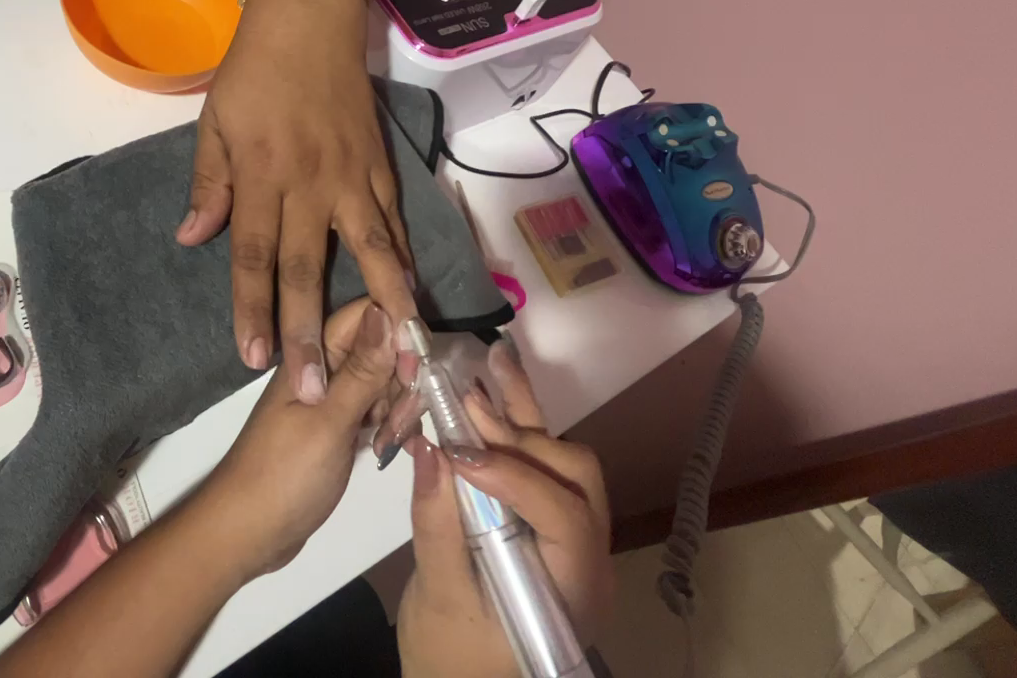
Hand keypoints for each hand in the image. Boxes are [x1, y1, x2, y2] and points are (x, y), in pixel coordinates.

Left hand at [178, 0, 415, 403]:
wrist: (310, 19)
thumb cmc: (253, 70)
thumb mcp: (214, 122)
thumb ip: (208, 184)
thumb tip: (192, 240)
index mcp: (260, 176)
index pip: (253, 256)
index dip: (251, 310)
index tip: (253, 360)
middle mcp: (308, 185)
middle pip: (306, 268)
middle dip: (307, 331)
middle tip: (314, 390)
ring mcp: (351, 177)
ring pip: (367, 250)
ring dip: (378, 305)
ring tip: (394, 354)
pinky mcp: (381, 165)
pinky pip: (392, 220)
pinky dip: (401, 258)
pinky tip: (410, 290)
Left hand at [193, 299, 405, 579]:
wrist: (246, 533)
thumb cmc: (284, 475)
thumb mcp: (329, 421)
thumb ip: (362, 369)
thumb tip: (384, 307)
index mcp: (313, 354)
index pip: (365, 314)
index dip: (398, 328)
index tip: (422, 362)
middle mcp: (322, 367)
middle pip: (379, 346)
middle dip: (401, 374)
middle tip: (403, 415)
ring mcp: (329, 398)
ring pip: (380, 380)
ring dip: (397, 403)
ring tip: (394, 438)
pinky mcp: (336, 426)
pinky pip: (373, 409)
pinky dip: (388, 423)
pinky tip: (393, 446)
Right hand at [397, 340, 615, 677]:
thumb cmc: (455, 658)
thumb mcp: (441, 599)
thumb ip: (438, 526)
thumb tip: (430, 449)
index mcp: (576, 588)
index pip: (566, 518)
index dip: (516, 478)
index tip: (459, 454)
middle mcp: (586, 552)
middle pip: (572, 477)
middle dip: (519, 440)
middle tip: (465, 410)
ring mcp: (567, 529)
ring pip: (557, 455)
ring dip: (519, 413)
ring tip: (483, 367)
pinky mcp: (542, 511)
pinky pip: (538, 457)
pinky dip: (517, 415)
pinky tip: (497, 373)